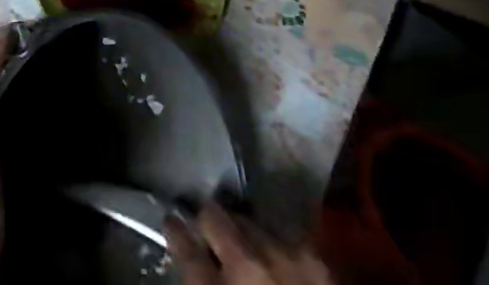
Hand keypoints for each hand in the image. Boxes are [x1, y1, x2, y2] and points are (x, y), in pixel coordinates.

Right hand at [166, 201, 331, 284]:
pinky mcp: (317, 263)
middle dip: (208, 222)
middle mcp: (245, 263)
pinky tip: (279, 258)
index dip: (174, 230)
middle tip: (210, 236)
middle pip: (213, 216)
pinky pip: (286, 236)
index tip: (171, 223)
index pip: (183, 244)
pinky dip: (277, 243)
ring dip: (242, 230)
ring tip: (246, 245)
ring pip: (249, 220)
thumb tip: (196, 272)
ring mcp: (283, 257)